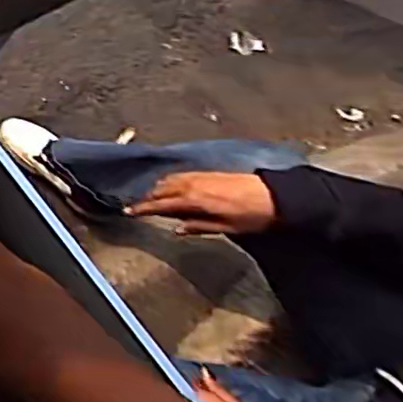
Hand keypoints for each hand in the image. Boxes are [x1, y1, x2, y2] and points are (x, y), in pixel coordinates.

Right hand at [128, 173, 276, 234]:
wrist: (274, 196)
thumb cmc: (252, 216)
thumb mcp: (227, 228)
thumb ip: (199, 226)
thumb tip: (176, 229)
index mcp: (192, 200)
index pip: (160, 204)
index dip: (143, 208)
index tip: (128, 212)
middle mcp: (189, 185)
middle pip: (159, 190)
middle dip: (148, 199)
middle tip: (142, 208)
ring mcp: (195, 176)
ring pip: (166, 181)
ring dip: (157, 189)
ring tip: (155, 199)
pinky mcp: (202, 173)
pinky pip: (176, 176)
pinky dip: (168, 182)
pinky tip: (172, 188)